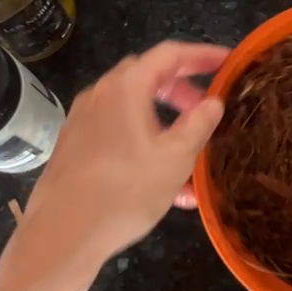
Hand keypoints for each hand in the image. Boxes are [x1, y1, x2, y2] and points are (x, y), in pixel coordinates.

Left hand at [17, 42, 227, 265]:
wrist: (63, 235)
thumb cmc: (125, 191)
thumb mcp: (176, 157)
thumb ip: (199, 123)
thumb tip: (213, 101)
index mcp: (126, 88)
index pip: (170, 54)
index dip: (203, 55)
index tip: (228, 62)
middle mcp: (100, 94)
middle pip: (149, 77)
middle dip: (183, 91)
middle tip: (207, 109)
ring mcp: (84, 120)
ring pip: (134, 108)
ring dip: (165, 120)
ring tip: (191, 150)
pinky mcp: (75, 146)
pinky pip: (118, 131)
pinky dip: (145, 139)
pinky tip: (164, 176)